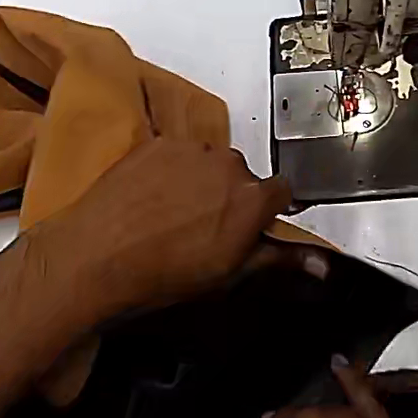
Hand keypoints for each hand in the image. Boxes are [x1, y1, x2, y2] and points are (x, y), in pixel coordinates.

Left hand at [22, 138, 290, 326]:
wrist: (96, 258)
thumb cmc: (164, 274)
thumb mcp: (228, 275)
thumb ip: (278, 258)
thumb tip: (321, 265)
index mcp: (253, 198)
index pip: (281, 191)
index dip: (266, 209)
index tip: (250, 223)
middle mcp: (229, 165)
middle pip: (242, 176)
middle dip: (231, 195)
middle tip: (203, 225)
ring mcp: (192, 150)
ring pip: (209, 162)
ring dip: (200, 180)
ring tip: (171, 212)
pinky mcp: (159, 142)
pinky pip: (176, 152)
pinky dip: (169, 169)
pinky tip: (150, 197)